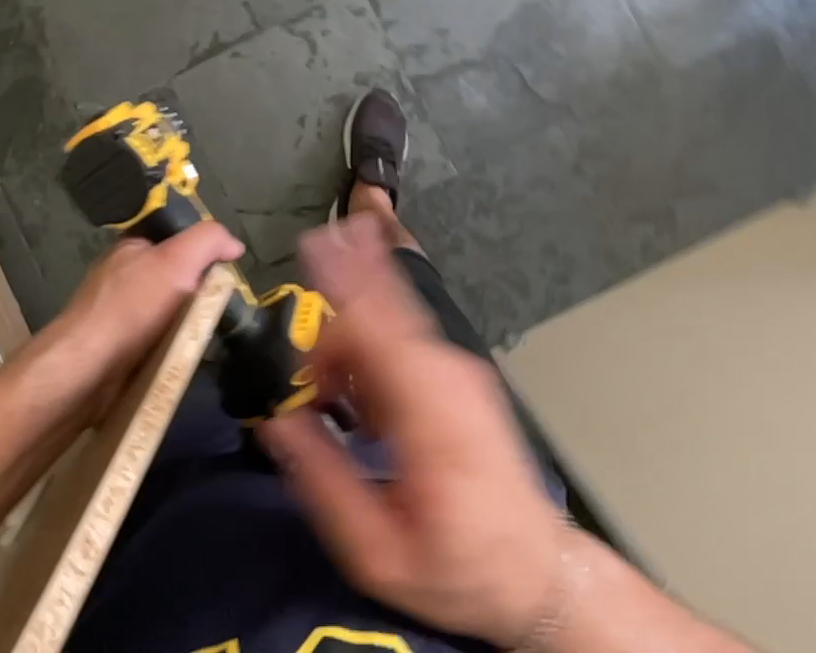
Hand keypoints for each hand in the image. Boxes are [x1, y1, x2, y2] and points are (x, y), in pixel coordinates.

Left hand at [52, 222, 244, 388]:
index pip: (174, 240)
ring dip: (185, 325)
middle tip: (217, 308)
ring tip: (204, 337)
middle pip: (173, 278)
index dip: (200, 253)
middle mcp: (121, 276)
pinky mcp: (115, 347)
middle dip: (196, 293)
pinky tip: (181, 356)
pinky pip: (153, 341)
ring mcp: (116, 313)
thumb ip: (207, 242)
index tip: (223, 274)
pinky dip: (169, 348)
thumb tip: (234, 245)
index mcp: (131, 248)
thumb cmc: (131, 307)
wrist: (85, 368)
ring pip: (165, 313)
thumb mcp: (177, 260)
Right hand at [256, 219, 568, 649]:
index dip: (347, 278)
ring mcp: (459, 371)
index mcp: (433, 415)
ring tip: (341, 415)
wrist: (539, 575)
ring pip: (386, 326)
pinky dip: (368, 363)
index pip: (381, 325)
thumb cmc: (460, 568)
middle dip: (330, 338)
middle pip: (378, 312)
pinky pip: (401, 342)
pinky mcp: (459, 376)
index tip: (317, 240)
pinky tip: (366, 412)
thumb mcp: (376, 549)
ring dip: (347, 356)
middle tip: (314, 392)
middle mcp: (450, 376)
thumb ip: (320, 477)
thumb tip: (276, 418)